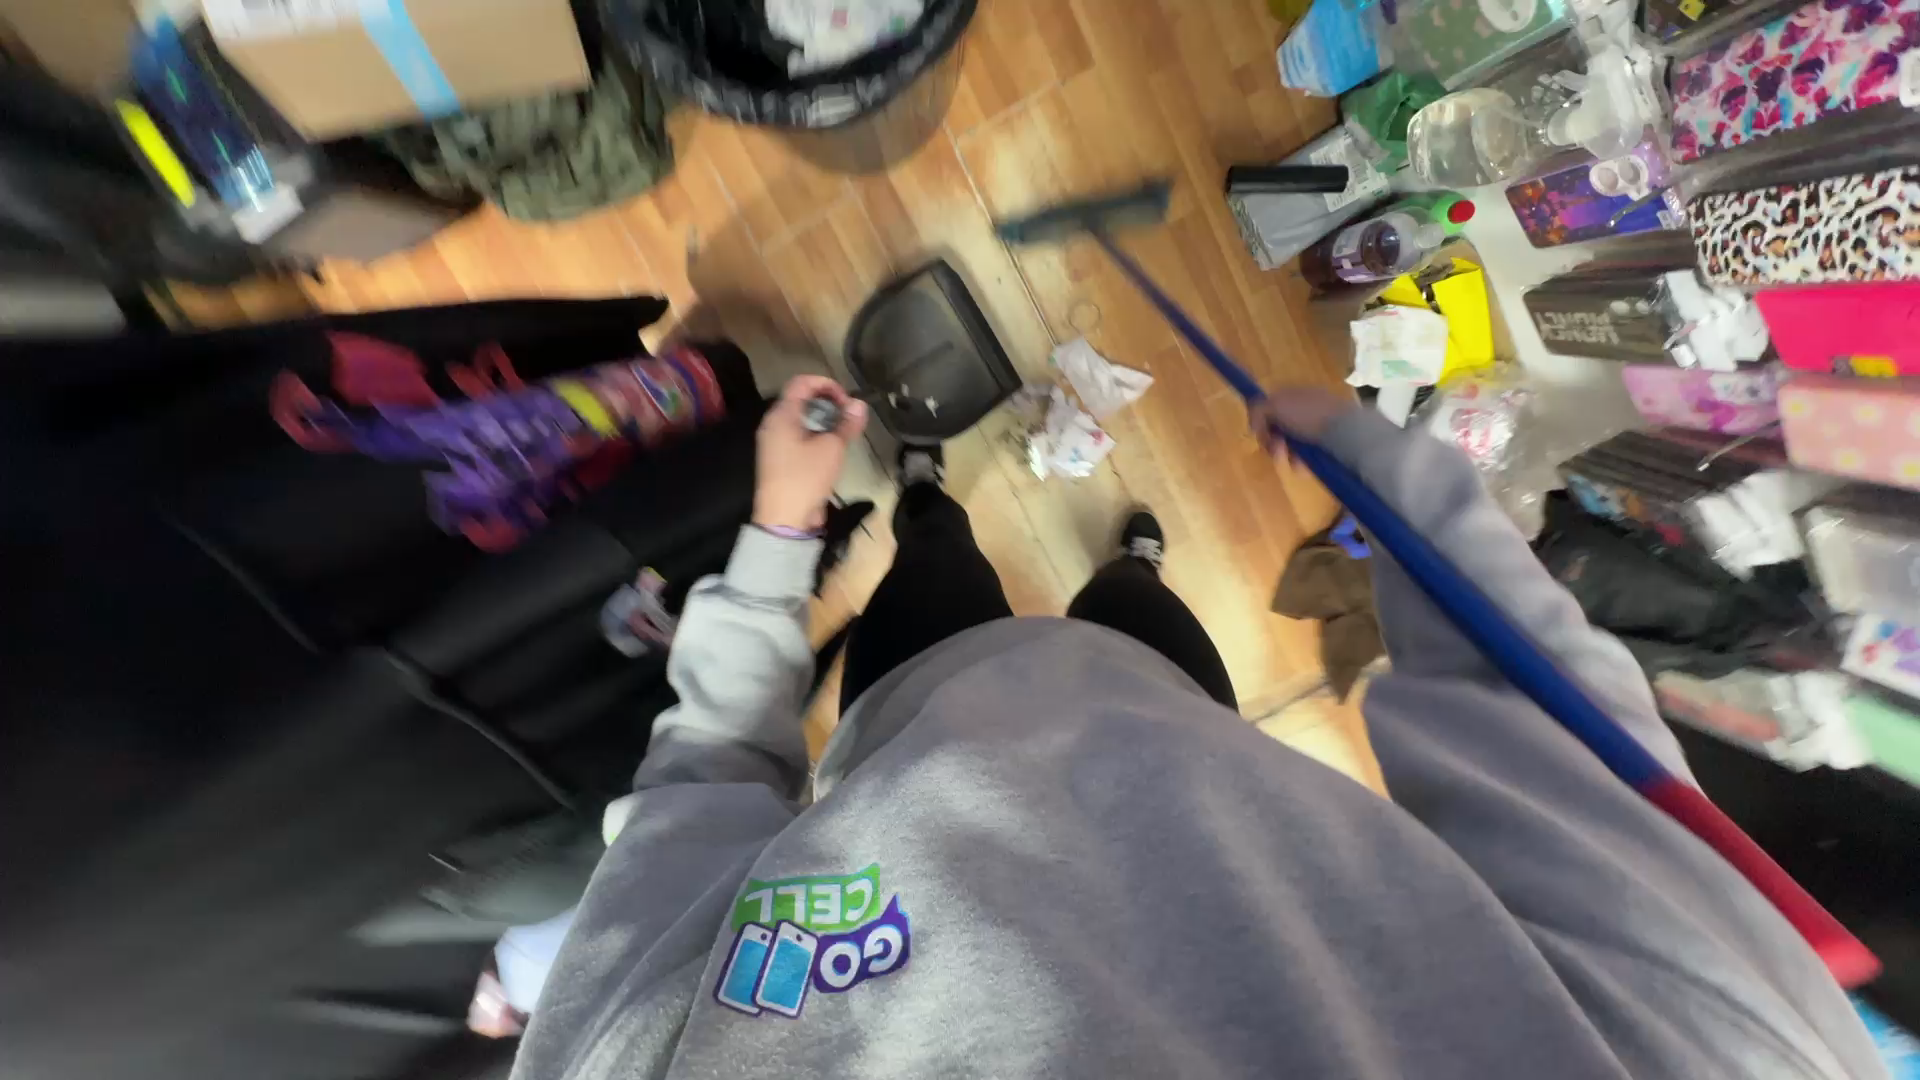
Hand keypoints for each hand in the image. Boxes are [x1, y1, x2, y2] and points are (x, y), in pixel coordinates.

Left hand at [753, 375, 867, 531]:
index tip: (847, 401)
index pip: (801, 382)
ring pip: (801, 419)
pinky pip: (798, 437)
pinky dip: (816, 435)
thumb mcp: (832, 448)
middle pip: (801, 399)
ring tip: (843, 433)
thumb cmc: (806, 478)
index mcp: (781, 415)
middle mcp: (773, 424)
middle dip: (828, 403)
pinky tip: (831, 449)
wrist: (784, 519)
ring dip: (824, 420)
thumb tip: (860, 404)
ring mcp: (774, 442)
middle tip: (848, 417)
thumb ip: (846, 424)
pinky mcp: (780, 459)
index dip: (827, 384)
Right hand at [1250, 385, 1356, 463]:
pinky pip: (1306, 454)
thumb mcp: (1276, 406)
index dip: (1261, 419)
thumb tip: (1254, 422)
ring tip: (1289, 461)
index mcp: (1296, 392)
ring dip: (1284, 453)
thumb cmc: (1309, 415)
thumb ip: (1259, 410)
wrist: (1346, 432)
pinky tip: (1301, 466)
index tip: (1259, 432)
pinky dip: (1300, 461)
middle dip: (1272, 440)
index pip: (1270, 405)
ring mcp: (1319, 424)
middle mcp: (1307, 406)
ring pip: (1291, 442)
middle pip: (1279, 426)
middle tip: (1275, 449)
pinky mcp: (1328, 442)